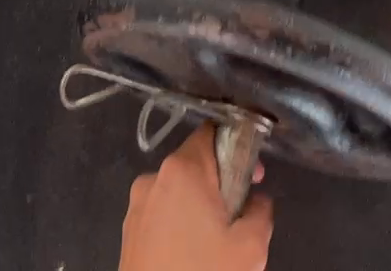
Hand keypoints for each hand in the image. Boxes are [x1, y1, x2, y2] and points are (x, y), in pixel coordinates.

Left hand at [120, 125, 273, 270]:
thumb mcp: (250, 246)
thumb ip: (261, 211)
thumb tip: (255, 200)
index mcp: (182, 169)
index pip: (212, 133)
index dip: (237, 149)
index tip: (252, 178)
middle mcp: (153, 177)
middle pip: (195, 165)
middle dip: (220, 185)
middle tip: (238, 218)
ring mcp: (136, 206)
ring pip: (178, 193)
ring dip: (198, 208)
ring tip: (215, 245)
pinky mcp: (129, 232)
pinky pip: (161, 215)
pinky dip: (178, 226)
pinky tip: (191, 256)